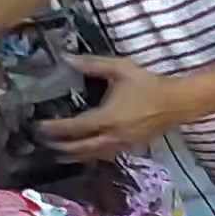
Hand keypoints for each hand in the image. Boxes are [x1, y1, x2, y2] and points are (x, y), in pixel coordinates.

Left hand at [38, 56, 188, 160]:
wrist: (175, 104)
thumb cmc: (148, 84)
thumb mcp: (119, 68)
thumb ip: (92, 64)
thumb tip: (66, 58)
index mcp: (108, 118)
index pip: (76, 128)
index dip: (56, 129)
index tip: (39, 127)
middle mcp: (114, 136)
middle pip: (82, 148)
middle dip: (62, 147)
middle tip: (42, 145)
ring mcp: (122, 145)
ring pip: (94, 156)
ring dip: (75, 156)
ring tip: (59, 155)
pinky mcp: (130, 148)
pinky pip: (106, 156)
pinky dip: (92, 157)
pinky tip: (84, 155)